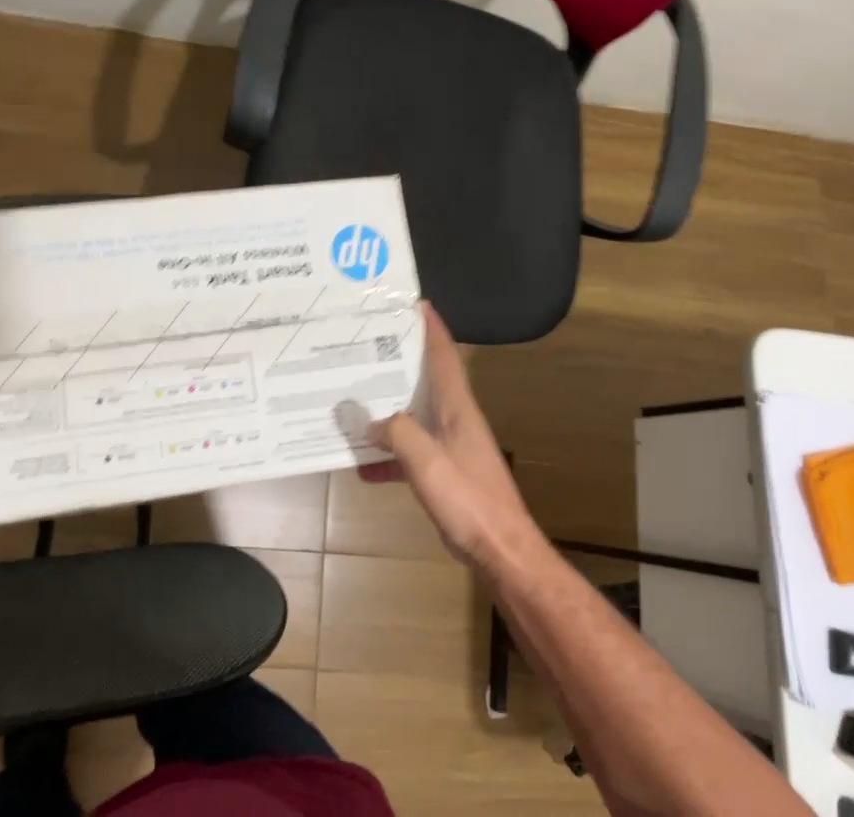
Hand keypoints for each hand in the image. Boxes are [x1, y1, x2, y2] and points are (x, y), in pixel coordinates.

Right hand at [364, 303, 547, 572]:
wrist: (499, 550)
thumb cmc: (468, 500)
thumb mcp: (426, 461)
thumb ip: (397, 433)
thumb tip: (371, 421)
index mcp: (457, 409)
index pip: (444, 357)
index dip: (431, 329)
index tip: (414, 303)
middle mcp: (456, 421)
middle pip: (426, 382)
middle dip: (399, 362)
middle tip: (366, 346)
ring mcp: (451, 448)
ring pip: (414, 418)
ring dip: (388, 410)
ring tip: (353, 400)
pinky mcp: (445, 474)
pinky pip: (410, 453)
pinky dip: (389, 455)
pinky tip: (363, 464)